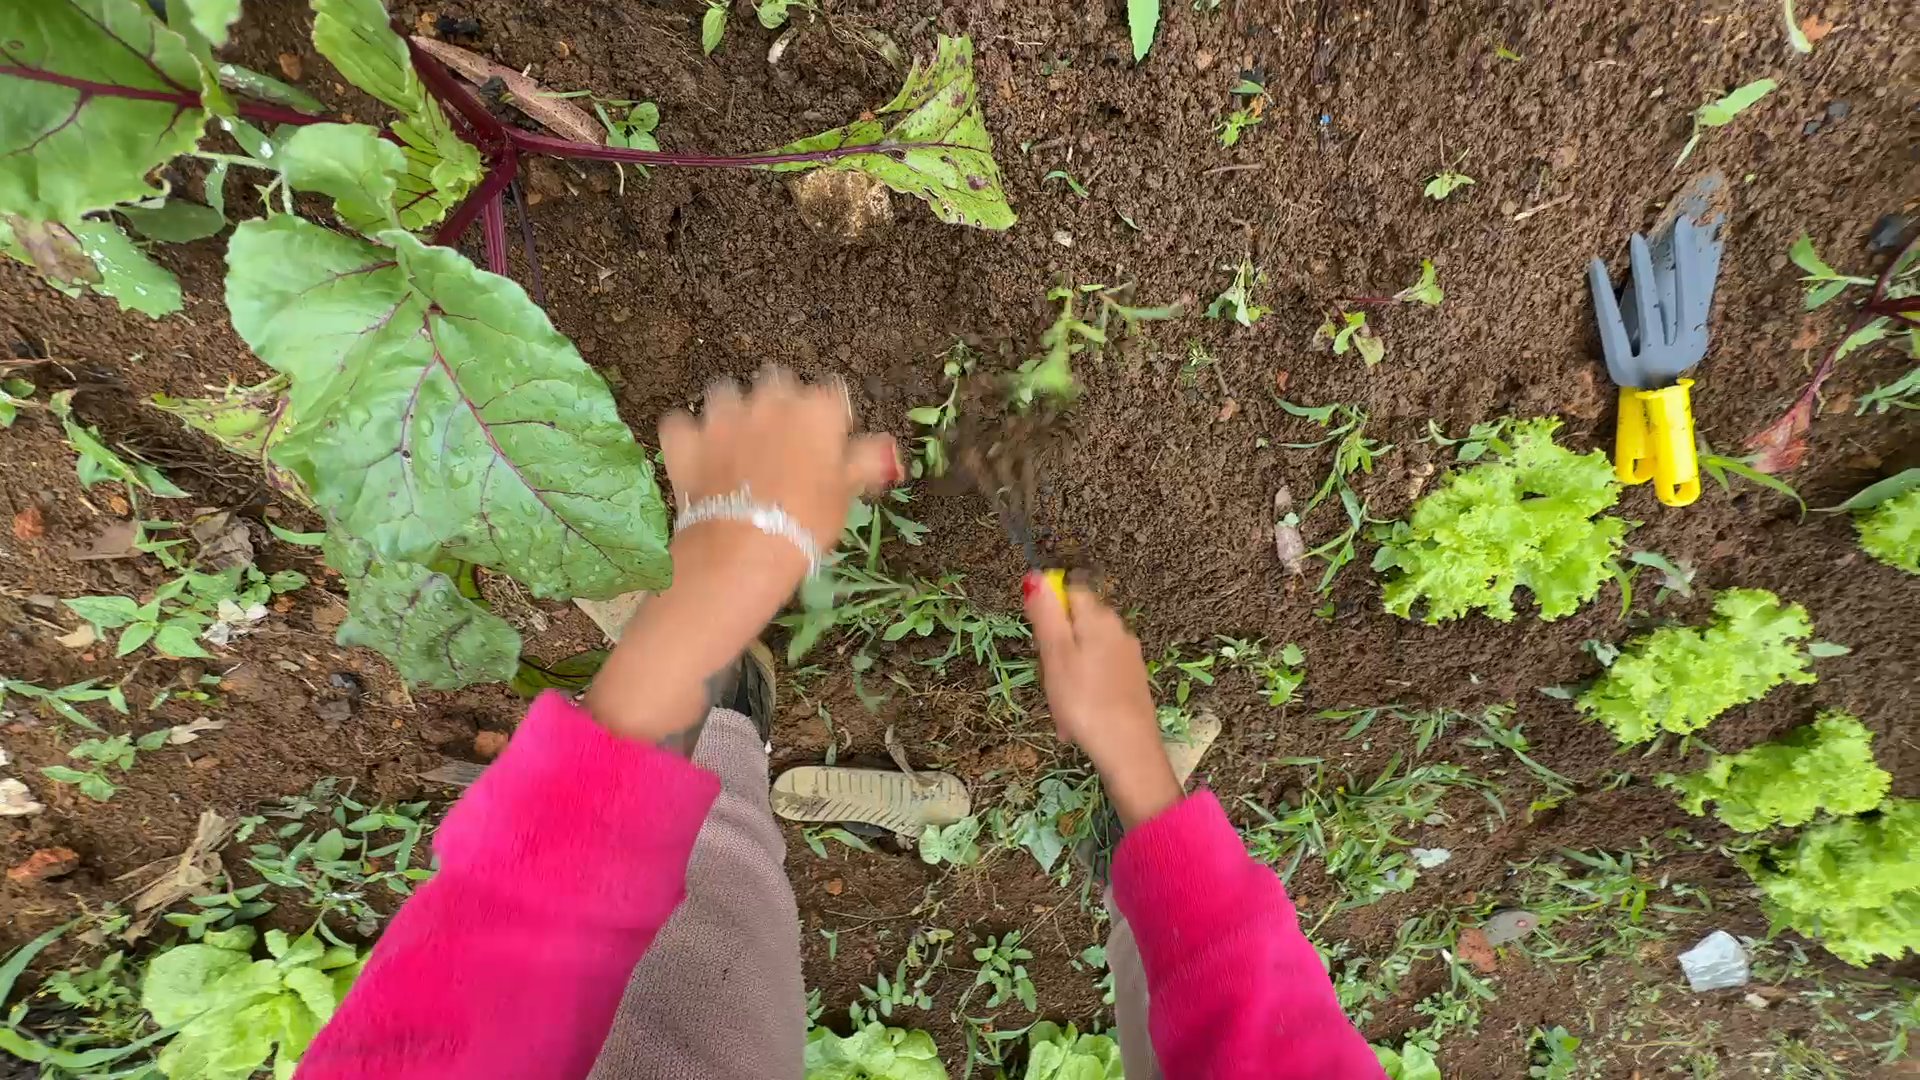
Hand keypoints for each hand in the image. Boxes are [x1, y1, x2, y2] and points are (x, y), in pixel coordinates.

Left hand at [584, 369, 897, 743]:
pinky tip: (702, 462)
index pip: (830, 397)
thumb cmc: (807, 524)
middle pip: (778, 387)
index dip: (829, 422)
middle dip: (780, 409)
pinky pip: (686, 427)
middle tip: (783, 449)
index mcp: (816, 409)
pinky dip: (692, 440)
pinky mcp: (686, 437)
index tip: (827, 446)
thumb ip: (864, 462)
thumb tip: (884, 449)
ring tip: (740, 452)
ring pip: (728, 397)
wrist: (743, 553)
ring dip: (734, 416)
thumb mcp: (845, 495)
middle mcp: (769, 399)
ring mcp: (722, 415)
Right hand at [1022, 573, 1181, 826]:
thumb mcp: (1055, 653)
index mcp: (1099, 617)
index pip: (1068, 591)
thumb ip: (1045, 613)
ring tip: (1061, 704)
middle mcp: (1118, 629)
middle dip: (1056, 647)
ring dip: (1066, 674)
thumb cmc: (1084, 701)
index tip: (1040, 640)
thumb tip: (1035, 577)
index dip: (1049, 610)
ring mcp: (1128, 656)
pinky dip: (1082, 690)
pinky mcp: (1132, 681)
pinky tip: (1076, 716)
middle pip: (1076, 623)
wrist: (1128, 751)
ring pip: (1084, 652)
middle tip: (1049, 676)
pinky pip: (1097, 675)